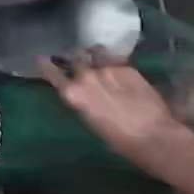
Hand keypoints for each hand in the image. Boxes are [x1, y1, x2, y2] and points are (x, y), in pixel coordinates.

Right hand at [38, 51, 184, 166]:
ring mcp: (108, 68)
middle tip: (77, 59)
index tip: (41, 58)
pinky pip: (116, 60)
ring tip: (97, 57)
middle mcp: (86, 76)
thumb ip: (83, 101)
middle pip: (75, 58)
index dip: (45, 65)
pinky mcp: (127, 66)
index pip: (52, 73)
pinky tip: (120, 72)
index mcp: (73, 94)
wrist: (152, 135)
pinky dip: (114, 64)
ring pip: (95, 52)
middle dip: (74, 58)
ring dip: (94, 55)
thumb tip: (82, 93)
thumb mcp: (91, 121)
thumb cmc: (118, 140)